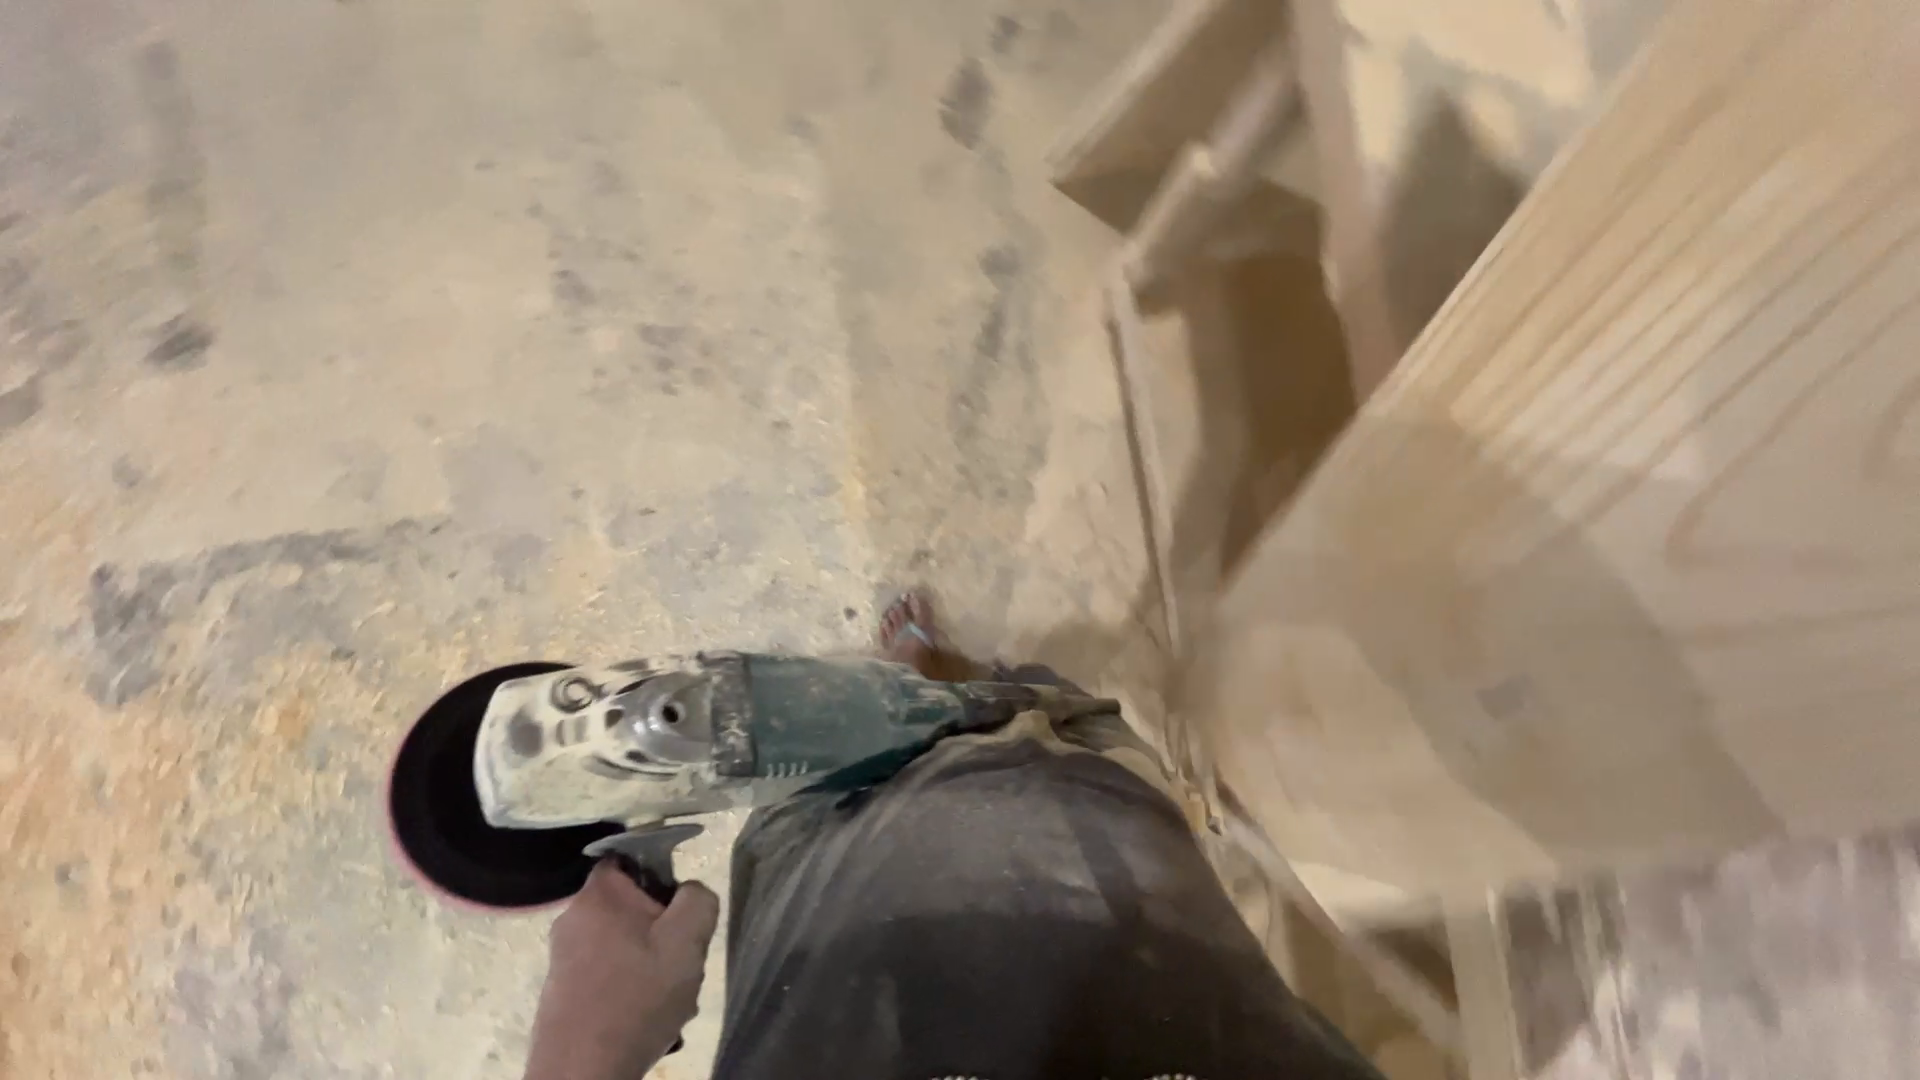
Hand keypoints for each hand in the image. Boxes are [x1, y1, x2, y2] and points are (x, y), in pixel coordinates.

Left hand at [523, 861, 719, 1079]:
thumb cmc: (636, 1000)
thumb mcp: (687, 940)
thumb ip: (699, 899)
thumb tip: (689, 892)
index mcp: (599, 896)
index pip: (631, 857)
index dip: (662, 873)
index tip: (681, 905)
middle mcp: (573, 920)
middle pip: (633, 905)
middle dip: (663, 928)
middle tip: (682, 958)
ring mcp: (563, 961)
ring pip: (626, 943)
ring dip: (652, 964)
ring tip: (671, 998)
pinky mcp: (562, 995)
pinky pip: (610, 974)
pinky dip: (632, 988)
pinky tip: (649, 1019)